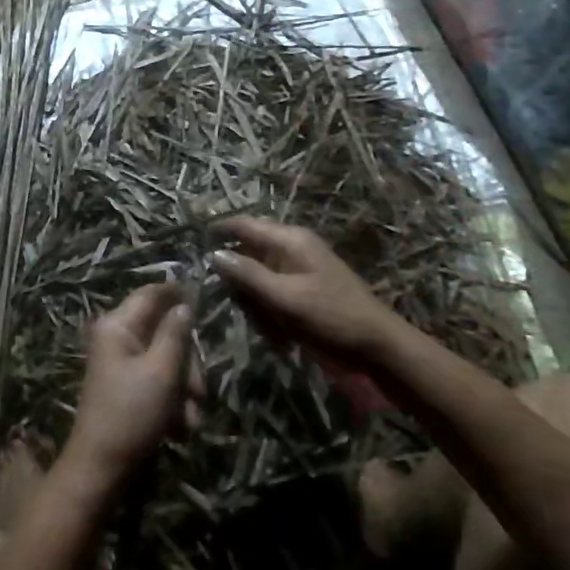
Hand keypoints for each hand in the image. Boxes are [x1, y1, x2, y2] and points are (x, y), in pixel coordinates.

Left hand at [62, 282, 199, 481]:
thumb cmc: (131, 413)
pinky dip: (173, 401)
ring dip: (185, 388)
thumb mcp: (161, 371)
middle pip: (164, 331)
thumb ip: (175, 334)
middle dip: (188, 362)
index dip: (177, 292)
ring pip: (166, 359)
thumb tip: (184, 304)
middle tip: (201, 391)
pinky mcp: (127, 386)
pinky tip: (182, 427)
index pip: (150, 294)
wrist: (102, 468)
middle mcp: (117, 338)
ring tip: (192, 419)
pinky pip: (158, 381)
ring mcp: (121, 363)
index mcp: (117, 325)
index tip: (204, 297)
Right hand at [209, 216, 404, 365]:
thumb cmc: (332, 316)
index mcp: (290, 240)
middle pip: (248, 252)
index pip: (244, 225)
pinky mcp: (303, 288)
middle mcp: (293, 247)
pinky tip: (277, 333)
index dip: (218, 229)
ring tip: (265, 326)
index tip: (191, 239)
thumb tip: (214, 253)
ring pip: (258, 276)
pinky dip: (269, 310)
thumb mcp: (286, 297)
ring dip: (255, 301)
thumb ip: (248, 275)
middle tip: (233, 304)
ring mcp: (299, 268)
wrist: (378, 345)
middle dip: (238, 279)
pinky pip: (272, 292)